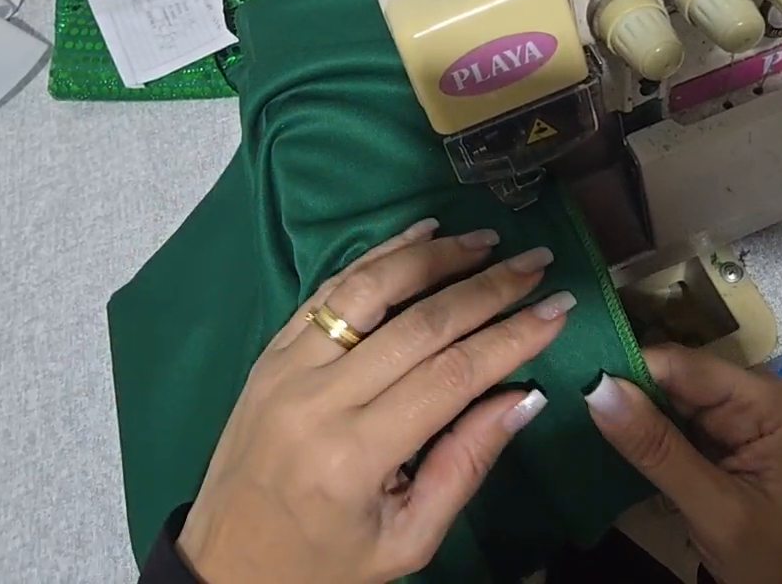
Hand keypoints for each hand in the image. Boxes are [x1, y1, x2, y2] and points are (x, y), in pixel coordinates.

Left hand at [177, 219, 575, 583]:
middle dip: (488, 287)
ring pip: (371, 287)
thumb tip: (527, 394)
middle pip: (419, 323)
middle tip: (537, 260)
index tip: (559, 307)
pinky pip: (333, 286)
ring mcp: (288, 362)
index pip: (451, 375)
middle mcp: (318, 397)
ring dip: (435, 255)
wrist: (222, 568)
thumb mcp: (407, 540)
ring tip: (486, 240)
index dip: (511, 336)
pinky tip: (423, 231)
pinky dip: (382, 253)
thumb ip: (467, 463)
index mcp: (354, 456)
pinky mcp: (273, 346)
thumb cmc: (324, 565)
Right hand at [586, 344, 781, 583]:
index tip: (576, 380)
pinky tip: (611, 432)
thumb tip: (597, 388)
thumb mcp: (716, 511)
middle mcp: (750, 393)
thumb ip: (657, 449)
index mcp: (765, 399)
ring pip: (665, 395)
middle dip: (627, 388)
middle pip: (672, 375)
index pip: (682, 365)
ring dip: (630, 408)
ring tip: (580, 410)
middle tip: (572, 396)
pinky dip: (643, 429)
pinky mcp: (718, 437)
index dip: (629, 368)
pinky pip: (670, 419)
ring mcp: (734, 414)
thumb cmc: (777, 565)